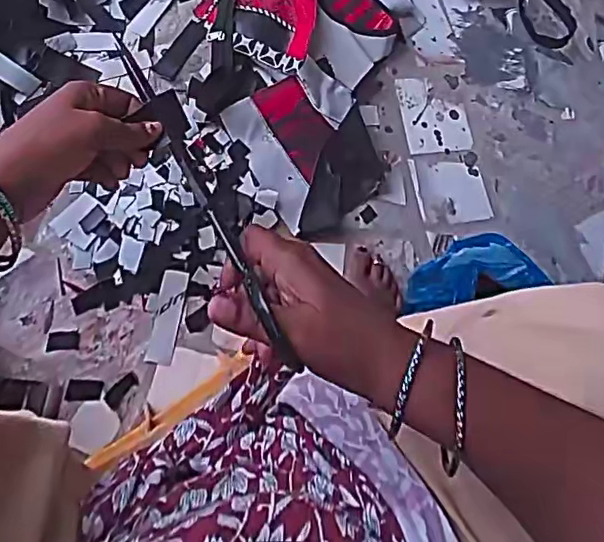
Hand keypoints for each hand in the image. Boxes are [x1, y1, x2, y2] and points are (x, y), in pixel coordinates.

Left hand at [0, 82, 160, 221]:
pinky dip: (106, 173)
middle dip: (132, 142)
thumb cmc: (36, 147)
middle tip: (141, 155)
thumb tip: (151, 128)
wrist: (4, 185)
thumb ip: (128, 130)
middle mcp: (75, 115)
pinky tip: (110, 179)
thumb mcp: (94, 130)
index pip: (123, 99)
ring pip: (107, 148)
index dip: (141, 117)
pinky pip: (95, 165)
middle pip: (117, 125)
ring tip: (123, 170)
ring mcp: (69, 141)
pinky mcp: (65, 164)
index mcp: (81, 94)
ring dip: (119, 160)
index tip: (155, 134)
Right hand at [208, 227, 412, 398]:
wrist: (387, 364)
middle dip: (244, 301)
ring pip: (267, 291)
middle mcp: (299, 264)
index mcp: (291, 260)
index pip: (247, 240)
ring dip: (259, 320)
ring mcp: (307, 282)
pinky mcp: (314, 300)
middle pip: (254, 268)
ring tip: (263, 349)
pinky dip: (276, 326)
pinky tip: (278, 352)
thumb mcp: (288, 331)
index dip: (231, 266)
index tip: (227, 295)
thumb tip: (215, 305)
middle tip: (244, 327)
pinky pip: (283, 305)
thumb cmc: (349, 342)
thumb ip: (248, 316)